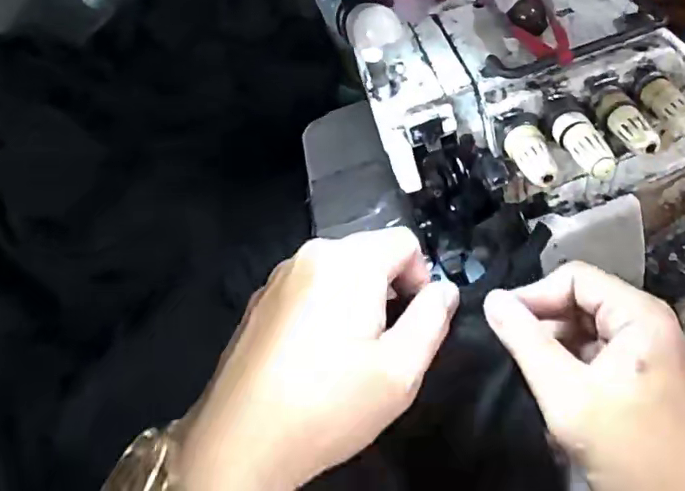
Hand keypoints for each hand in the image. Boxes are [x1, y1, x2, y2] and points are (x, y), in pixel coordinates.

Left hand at [174, 228, 458, 490]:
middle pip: (371, 252)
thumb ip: (431, 321)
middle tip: (385, 345)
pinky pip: (310, 286)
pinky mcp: (262, 297)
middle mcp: (314, 252)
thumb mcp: (398, 373)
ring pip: (339, 270)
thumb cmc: (327, 405)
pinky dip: (324, 307)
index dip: (422, 278)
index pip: (405, 241)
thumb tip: (445, 290)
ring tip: (349, 355)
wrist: (239, 442)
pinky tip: (315, 357)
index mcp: (349, 260)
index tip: (416, 322)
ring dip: (356, 299)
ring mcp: (282, 273)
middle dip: (389, 289)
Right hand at [484, 262, 684, 490]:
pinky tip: (557, 392)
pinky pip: (600, 353)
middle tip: (513, 349)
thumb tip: (492, 298)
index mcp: (640, 314)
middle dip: (546, 324)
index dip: (535, 295)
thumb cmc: (630, 453)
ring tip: (532, 373)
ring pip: (587, 328)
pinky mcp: (648, 378)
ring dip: (557, 348)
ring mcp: (652, 351)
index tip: (503, 321)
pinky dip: (575, 367)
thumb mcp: (567, 396)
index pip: (574, 278)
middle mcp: (650, 322)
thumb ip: (526, 341)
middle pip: (581, 300)